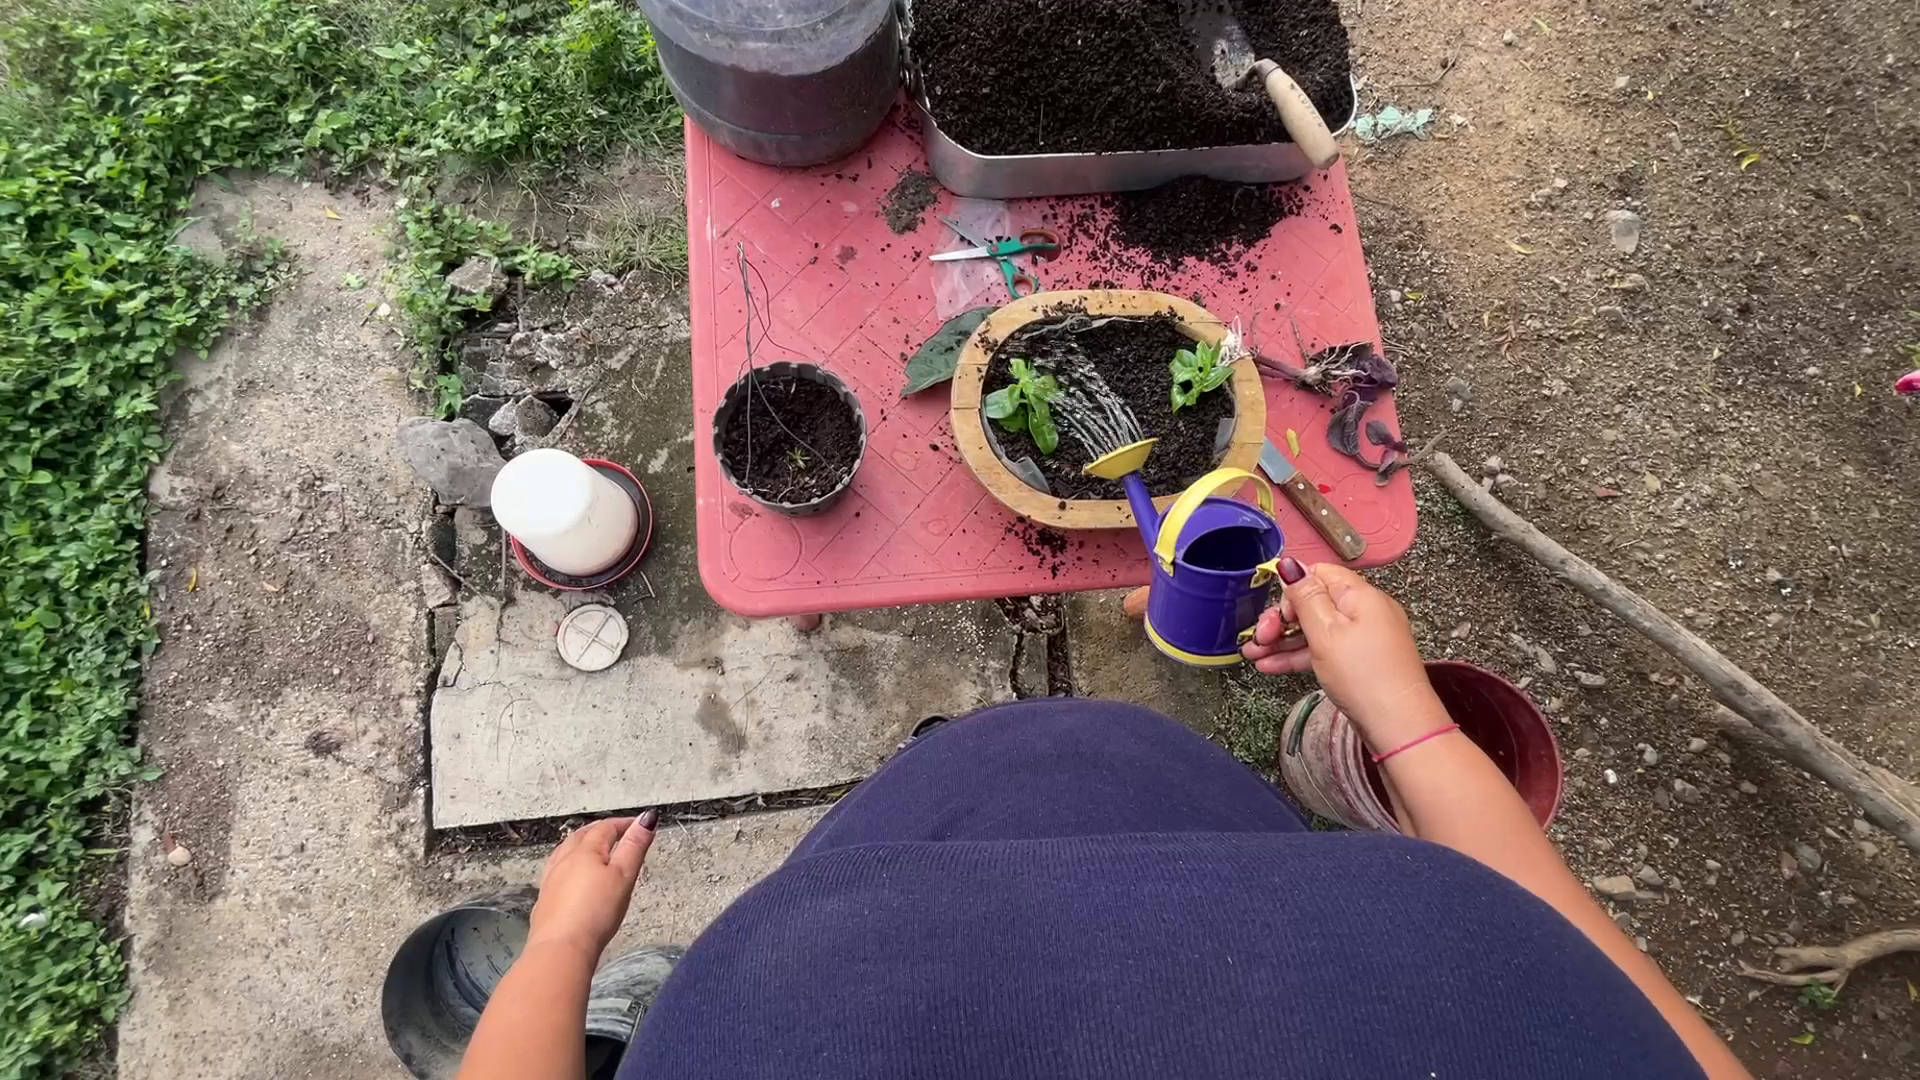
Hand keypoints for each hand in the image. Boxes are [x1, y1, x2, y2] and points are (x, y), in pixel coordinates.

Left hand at [526, 812, 655, 956]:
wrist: (561, 951)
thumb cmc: (596, 912)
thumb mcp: (624, 876)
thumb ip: (635, 845)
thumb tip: (647, 818)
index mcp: (585, 852)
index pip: (606, 828)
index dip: (625, 823)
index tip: (641, 825)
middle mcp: (564, 861)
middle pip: (582, 835)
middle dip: (600, 829)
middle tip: (617, 831)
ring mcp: (550, 882)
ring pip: (564, 852)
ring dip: (580, 843)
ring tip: (591, 846)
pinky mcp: (543, 902)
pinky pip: (554, 871)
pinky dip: (566, 864)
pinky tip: (569, 875)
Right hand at [1241, 559, 1439, 739]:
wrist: (1399, 726)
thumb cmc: (1364, 676)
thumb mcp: (1325, 632)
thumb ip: (1305, 596)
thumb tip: (1290, 564)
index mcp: (1360, 596)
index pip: (1318, 574)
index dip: (1292, 589)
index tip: (1276, 613)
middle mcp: (1364, 611)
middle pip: (1313, 602)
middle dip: (1280, 619)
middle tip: (1259, 637)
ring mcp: (1362, 637)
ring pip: (1313, 628)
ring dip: (1281, 640)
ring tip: (1253, 654)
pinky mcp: (1358, 660)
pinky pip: (1322, 649)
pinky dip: (1297, 655)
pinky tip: (1269, 665)